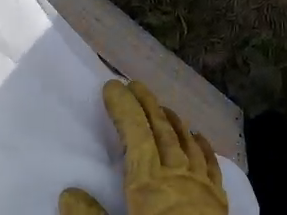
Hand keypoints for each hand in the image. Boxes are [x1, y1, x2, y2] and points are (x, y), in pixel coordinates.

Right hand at [59, 80, 227, 214]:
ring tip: (161, 106)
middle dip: (145, 104)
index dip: (122, 106)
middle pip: (160, 129)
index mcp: (148, 182)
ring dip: (171, 120)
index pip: (133, 132)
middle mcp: (176, 174)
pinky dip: (200, 145)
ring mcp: (201, 185)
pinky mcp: (218, 201)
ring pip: (185, 141)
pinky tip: (198, 136)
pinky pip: (209, 163)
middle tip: (134, 84)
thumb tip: (68, 193)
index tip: (111, 86)